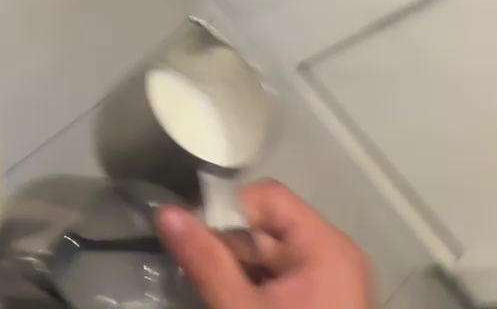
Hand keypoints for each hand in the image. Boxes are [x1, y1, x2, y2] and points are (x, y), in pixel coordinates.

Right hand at [155, 180, 372, 308]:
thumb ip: (204, 259)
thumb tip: (164, 211)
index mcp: (326, 248)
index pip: (266, 198)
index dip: (227, 211)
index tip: (194, 238)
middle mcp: (332, 258)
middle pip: (264, 228)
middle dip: (226, 249)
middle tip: (199, 276)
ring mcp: (328, 288)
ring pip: (264, 259)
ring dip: (232, 272)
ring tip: (216, 296)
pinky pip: (275, 284)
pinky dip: (248, 293)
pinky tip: (231, 306)